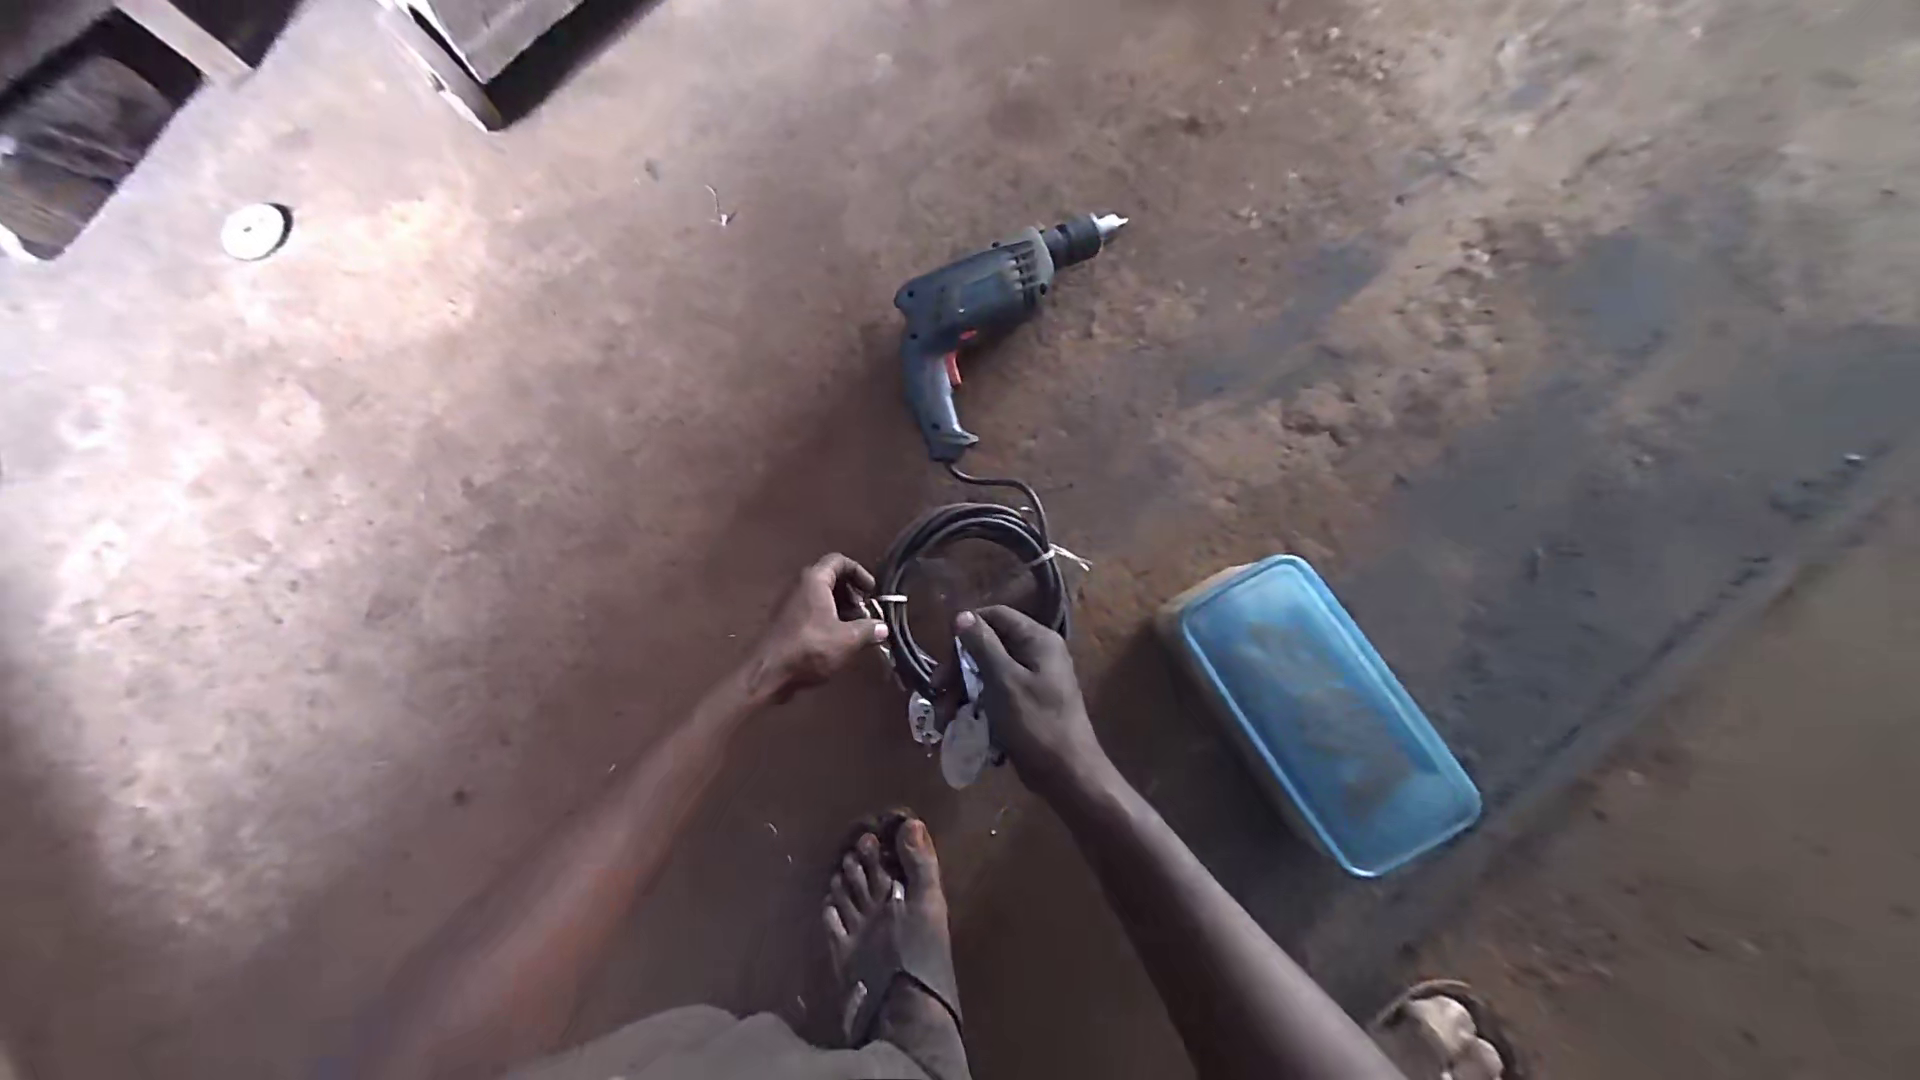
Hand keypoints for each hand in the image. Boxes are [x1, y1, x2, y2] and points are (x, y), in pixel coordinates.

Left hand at [745, 554, 888, 704]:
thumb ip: (869, 630)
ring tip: (854, 630)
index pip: (840, 561)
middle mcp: (799, 585)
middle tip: (864, 614)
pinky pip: (811, 610)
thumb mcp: (848, 639)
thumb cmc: (809, 648)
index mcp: (814, 580)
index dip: (860, 572)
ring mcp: (789, 603)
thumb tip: (883, 628)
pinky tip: (837, 641)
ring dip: (841, 609)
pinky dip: (827, 619)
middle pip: (831, 578)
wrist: (767, 673)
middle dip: (852, 594)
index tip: (872, 591)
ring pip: (821, 596)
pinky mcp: (784, 621)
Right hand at [955, 606, 1108, 793]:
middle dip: (959, 668)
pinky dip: (975, 705)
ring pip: (987, 673)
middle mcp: (1036, 653)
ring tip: (943, 716)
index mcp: (1037, 640)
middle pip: (987, 646)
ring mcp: (1032, 680)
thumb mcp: (1003, 680)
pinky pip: (995, 694)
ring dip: (962, 691)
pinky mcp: (1025, 704)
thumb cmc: (1035, 723)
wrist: (1067, 774)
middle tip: (937, 689)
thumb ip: (982, 645)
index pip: (995, 615)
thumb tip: (961, 615)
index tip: (945, 653)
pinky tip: (957, 723)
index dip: (967, 629)